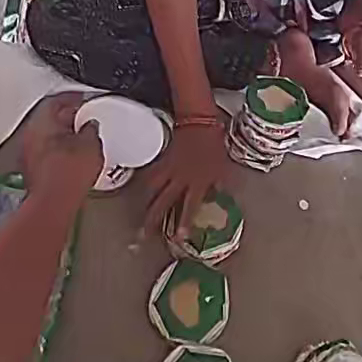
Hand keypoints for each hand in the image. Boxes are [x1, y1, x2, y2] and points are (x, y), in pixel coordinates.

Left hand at [20, 93, 103, 199]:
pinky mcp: (32, 170)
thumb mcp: (92, 143)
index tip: (84, 100)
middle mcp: (30, 135)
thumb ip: (91, 128)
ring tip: (82, 140)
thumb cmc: (67, 173)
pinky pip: (46, 153)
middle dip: (68, 118)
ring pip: (47, 136)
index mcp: (42, 122)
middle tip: (85, 119)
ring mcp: (28, 154)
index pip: (57, 100)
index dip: (74, 98)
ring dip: (63, 136)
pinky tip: (73, 158)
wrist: (55, 202)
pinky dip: (59, 152)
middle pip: (50, 118)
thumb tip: (91, 126)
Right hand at [143, 118, 229, 232]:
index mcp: (198, 182)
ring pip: (152, 191)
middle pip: (162, 203)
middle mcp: (180, 179)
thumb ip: (220, 183)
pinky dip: (146, 187)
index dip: (184, 223)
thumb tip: (222, 196)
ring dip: (145, 205)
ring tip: (138, 218)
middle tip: (143, 236)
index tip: (178, 238)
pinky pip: (152, 177)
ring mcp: (169, 170)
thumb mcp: (222, 166)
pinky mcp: (162, 162)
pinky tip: (142, 194)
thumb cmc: (213, 144)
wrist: (199, 123)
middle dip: (152, 221)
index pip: (190, 206)